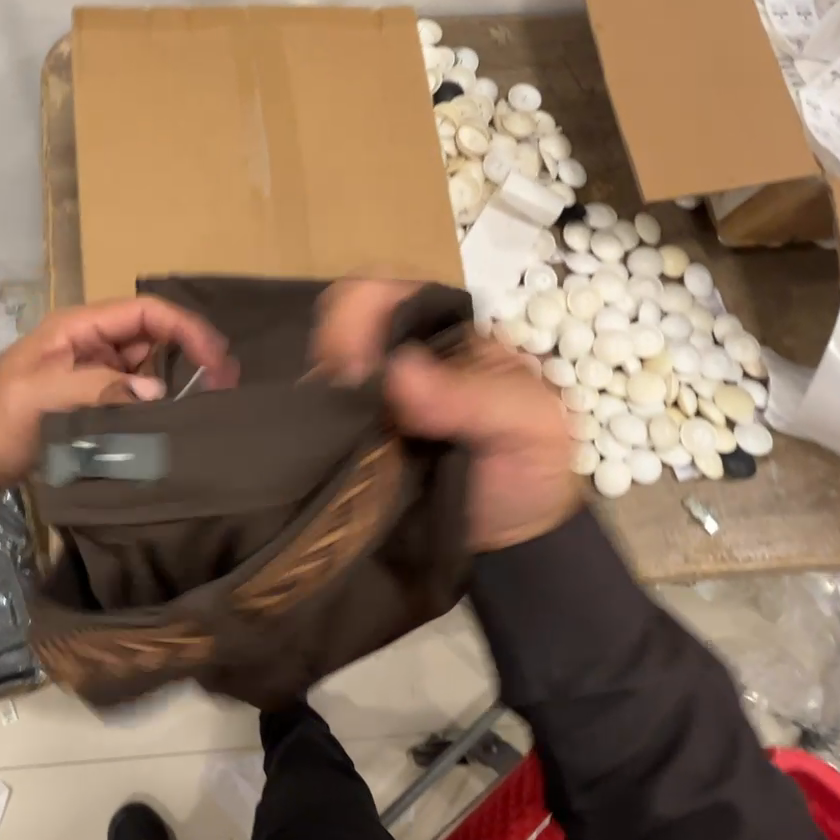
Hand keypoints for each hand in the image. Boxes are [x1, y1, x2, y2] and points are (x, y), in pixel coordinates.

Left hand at [0, 297, 236, 504]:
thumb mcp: (39, 398)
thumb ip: (98, 388)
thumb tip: (158, 394)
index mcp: (77, 328)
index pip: (143, 313)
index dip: (184, 328)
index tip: (216, 358)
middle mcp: (90, 344)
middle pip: (153, 336)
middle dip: (191, 352)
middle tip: (226, 383)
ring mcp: (93, 373)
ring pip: (149, 367)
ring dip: (179, 380)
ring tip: (210, 402)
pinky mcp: (94, 402)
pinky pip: (135, 395)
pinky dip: (159, 403)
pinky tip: (178, 419)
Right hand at [313, 279, 580, 550]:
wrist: (505, 546)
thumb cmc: (528, 474)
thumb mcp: (530, 426)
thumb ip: (477, 397)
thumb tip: (399, 371)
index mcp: (448, 337)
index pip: (394, 293)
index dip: (366, 309)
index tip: (359, 360)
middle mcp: (400, 358)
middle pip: (344, 321)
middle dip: (334, 346)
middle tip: (342, 391)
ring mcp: (369, 399)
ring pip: (321, 366)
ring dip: (320, 388)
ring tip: (334, 425)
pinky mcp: (346, 440)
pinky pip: (314, 418)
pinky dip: (309, 425)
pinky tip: (325, 444)